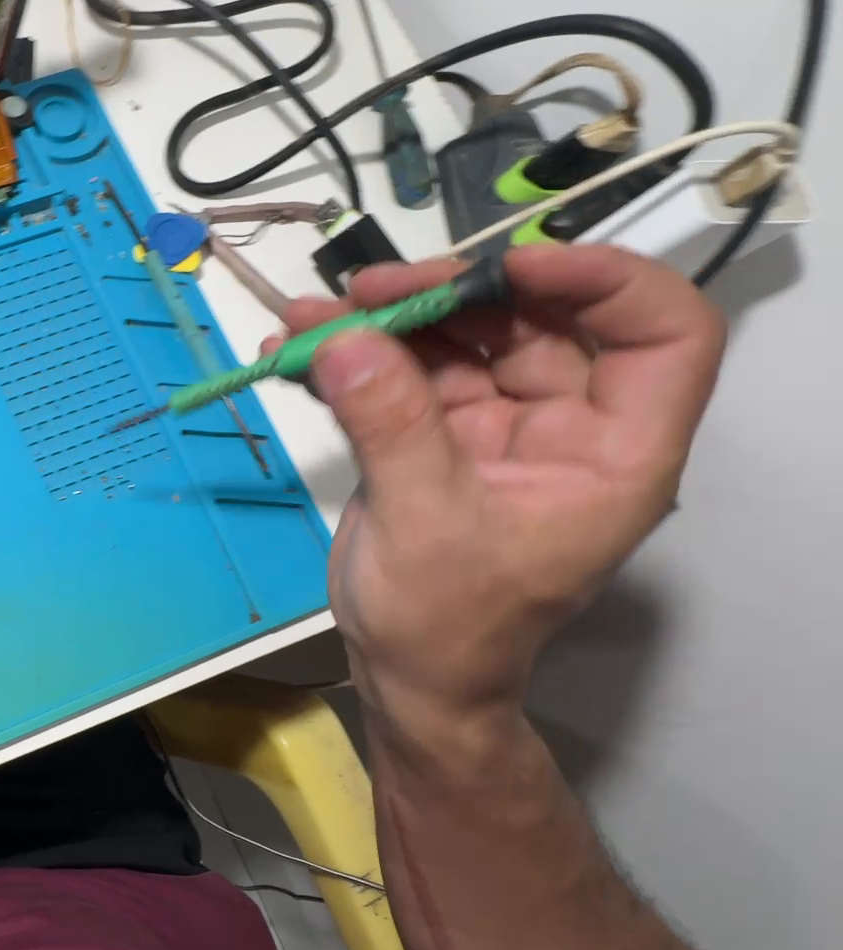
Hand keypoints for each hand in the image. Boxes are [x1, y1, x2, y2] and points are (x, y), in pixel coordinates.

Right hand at [280, 245, 725, 728]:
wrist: (405, 672)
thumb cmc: (446, 620)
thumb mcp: (424, 523)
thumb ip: (390, 426)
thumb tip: (342, 339)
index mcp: (611, 451)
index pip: (657, 334)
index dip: (598, 282)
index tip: (505, 269)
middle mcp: (562, 426)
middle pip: (532, 324)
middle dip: (450, 296)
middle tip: (367, 290)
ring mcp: (493, 429)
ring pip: (454, 345)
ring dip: (384, 323)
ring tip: (311, 315)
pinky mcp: (431, 438)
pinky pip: (399, 379)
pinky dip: (352, 362)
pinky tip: (301, 352)